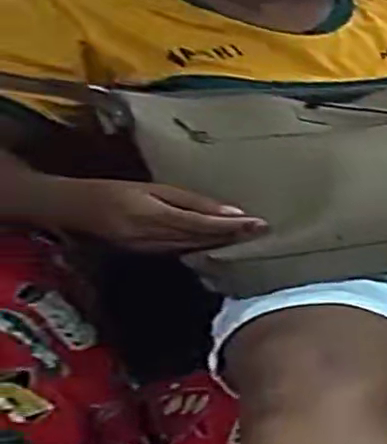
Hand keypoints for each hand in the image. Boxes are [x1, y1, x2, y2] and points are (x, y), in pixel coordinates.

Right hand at [46, 178, 266, 253]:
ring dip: (227, 243)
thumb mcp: (152, 188)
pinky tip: (226, 243)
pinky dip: (208, 247)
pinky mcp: (148, 254)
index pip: (203, 224)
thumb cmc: (110, 191)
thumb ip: (193, 202)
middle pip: (205, 238)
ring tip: (254, 236)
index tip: (261, 224)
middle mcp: (151, 235)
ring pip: (199, 247)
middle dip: (237, 235)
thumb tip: (233, 212)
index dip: (234, 226)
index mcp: (150, 214)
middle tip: (265, 230)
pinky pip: (187, 251)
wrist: (64, 207)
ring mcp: (149, 248)